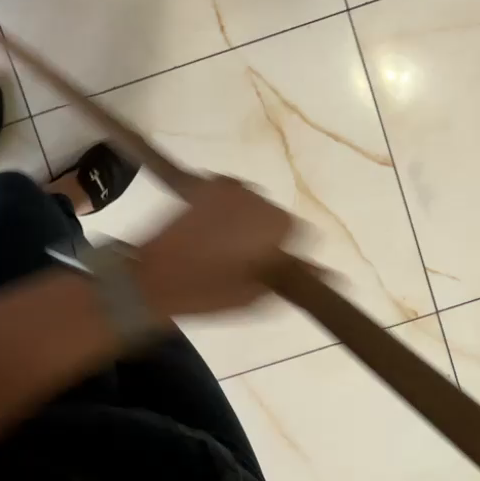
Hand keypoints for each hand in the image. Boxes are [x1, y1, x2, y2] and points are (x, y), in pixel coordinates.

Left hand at [132, 176, 295, 316]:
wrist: (153, 276)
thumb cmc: (207, 291)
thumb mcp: (257, 295)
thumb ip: (294, 277)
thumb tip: (327, 269)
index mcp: (273, 220)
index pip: (299, 232)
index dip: (285, 251)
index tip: (267, 269)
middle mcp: (253, 194)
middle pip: (273, 214)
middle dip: (264, 233)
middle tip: (244, 262)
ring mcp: (224, 185)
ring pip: (250, 204)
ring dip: (244, 221)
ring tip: (223, 249)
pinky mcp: (200, 185)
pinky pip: (226, 196)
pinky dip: (225, 211)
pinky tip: (210, 233)